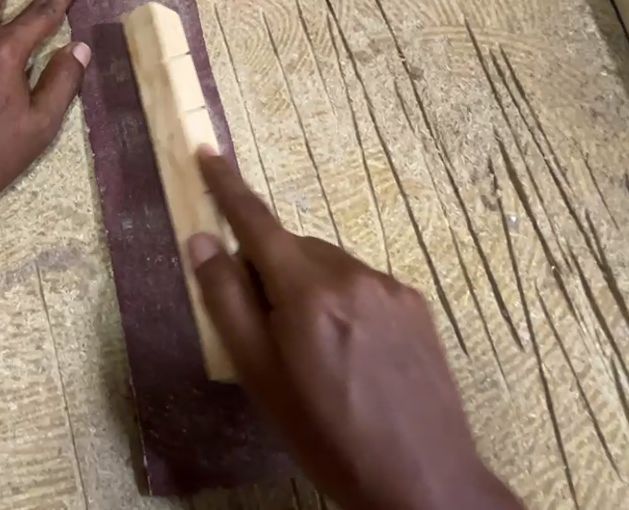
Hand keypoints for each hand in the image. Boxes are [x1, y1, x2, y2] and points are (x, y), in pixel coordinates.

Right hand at [189, 149, 521, 509]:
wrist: (426, 487)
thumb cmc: (326, 433)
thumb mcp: (257, 373)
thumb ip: (225, 299)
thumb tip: (201, 239)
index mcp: (306, 290)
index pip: (255, 221)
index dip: (227, 186)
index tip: (207, 152)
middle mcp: (350, 274)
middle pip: (289, 248)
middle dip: (268, 270)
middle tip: (267, 328)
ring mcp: (388, 288)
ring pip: (324, 265)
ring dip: (306, 286)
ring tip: (315, 350)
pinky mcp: (415, 305)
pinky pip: (359, 283)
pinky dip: (340, 299)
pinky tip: (351, 352)